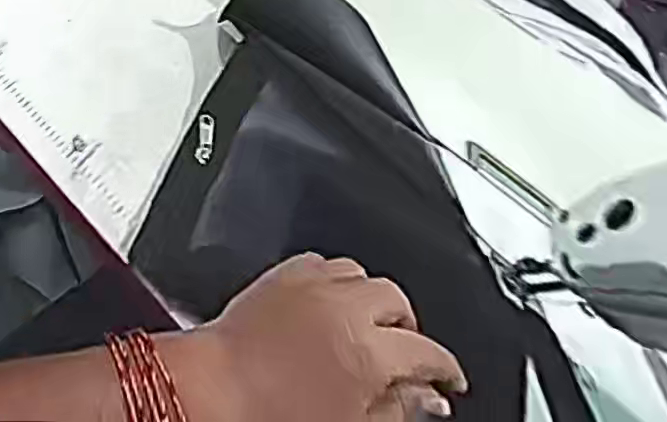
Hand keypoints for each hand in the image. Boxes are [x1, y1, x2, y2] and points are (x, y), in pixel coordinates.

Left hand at [185, 253, 466, 421]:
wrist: (219, 384)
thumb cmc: (275, 410)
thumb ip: (398, 407)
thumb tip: (427, 397)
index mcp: (365, 349)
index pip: (426, 350)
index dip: (446, 368)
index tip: (448, 379)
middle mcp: (337, 305)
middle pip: (394, 297)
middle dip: (408, 324)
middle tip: (408, 351)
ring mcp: (305, 282)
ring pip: (355, 270)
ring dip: (369, 295)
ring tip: (370, 324)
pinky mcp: (277, 272)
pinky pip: (316, 261)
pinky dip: (332, 276)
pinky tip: (331, 300)